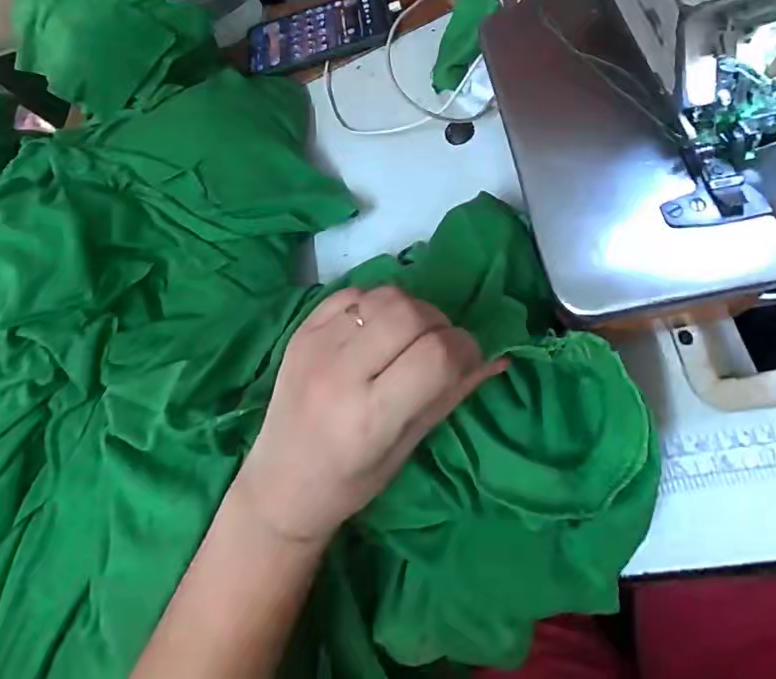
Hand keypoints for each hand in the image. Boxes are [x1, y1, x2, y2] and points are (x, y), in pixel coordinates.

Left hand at [232, 287, 505, 544]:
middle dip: (440, 324)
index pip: (436, 356)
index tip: (468, 359)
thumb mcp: (407, 448)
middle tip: (439, 346)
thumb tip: (497, 357)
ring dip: (410, 309)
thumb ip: (451, 395)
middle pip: (411, 314)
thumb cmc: (350, 482)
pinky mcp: (301, 330)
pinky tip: (376, 329)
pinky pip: (354, 291)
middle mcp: (339, 374)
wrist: (278, 484)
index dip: (465, 349)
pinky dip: (376, 303)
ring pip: (385, 295)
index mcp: (369, 418)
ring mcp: (315, 346)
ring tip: (408, 337)